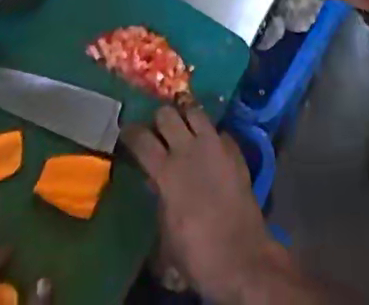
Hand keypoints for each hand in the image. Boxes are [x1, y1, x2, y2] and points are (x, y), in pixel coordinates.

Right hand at [123, 104, 285, 301]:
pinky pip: (219, 132)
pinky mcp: (236, 152)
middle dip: (159, 119)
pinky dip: (211, 136)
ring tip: (183, 128)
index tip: (127, 132)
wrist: (241, 256)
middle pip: (167, 114)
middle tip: (157, 131)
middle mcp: (189, 149)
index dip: (131, 133)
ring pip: (196, 112)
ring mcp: (215, 146)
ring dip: (186, 117)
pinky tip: (210, 148)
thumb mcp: (165, 232)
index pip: (141, 138)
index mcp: (166, 170)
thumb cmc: (196, 253)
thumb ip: (159, 199)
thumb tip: (155, 182)